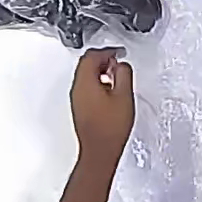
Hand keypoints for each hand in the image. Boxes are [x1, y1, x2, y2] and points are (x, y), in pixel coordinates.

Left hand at [71, 47, 133, 171]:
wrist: (100, 150)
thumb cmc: (110, 127)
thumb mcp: (124, 95)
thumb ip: (124, 74)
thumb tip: (121, 65)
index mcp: (85, 82)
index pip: (92, 56)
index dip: (107, 50)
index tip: (118, 52)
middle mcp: (77, 89)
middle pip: (86, 64)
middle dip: (103, 59)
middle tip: (118, 61)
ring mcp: (77, 99)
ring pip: (86, 76)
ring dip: (101, 71)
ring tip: (117, 76)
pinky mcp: (80, 108)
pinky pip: (87, 87)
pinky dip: (98, 82)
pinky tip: (111, 91)